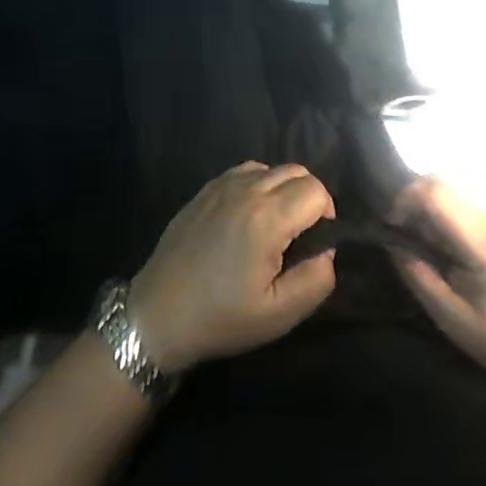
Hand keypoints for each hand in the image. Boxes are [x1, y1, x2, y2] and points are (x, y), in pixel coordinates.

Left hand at [127, 161, 336, 371]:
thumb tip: (327, 251)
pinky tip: (250, 215)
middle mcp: (246, 190)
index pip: (315, 190)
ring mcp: (221, 186)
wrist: (158, 314)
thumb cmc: (221, 317)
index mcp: (266, 217)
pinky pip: (244, 172)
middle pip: (296, 171)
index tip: (317, 241)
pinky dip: (259, 184)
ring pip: (271, 167)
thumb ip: (316, 280)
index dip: (326, 213)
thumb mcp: (279, 314)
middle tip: (302, 234)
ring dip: (284, 188)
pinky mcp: (204, 191)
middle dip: (309, 196)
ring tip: (277, 223)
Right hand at [389, 178, 485, 400]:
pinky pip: (469, 199)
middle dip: (414, 198)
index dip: (404, 200)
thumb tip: (390, 241)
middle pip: (443, 181)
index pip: (435, 193)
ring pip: (455, 186)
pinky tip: (446, 238)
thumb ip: (416, 273)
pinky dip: (448, 208)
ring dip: (430, 202)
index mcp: (483, 242)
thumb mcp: (448, 315)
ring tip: (423, 236)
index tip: (390, 225)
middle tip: (402, 230)